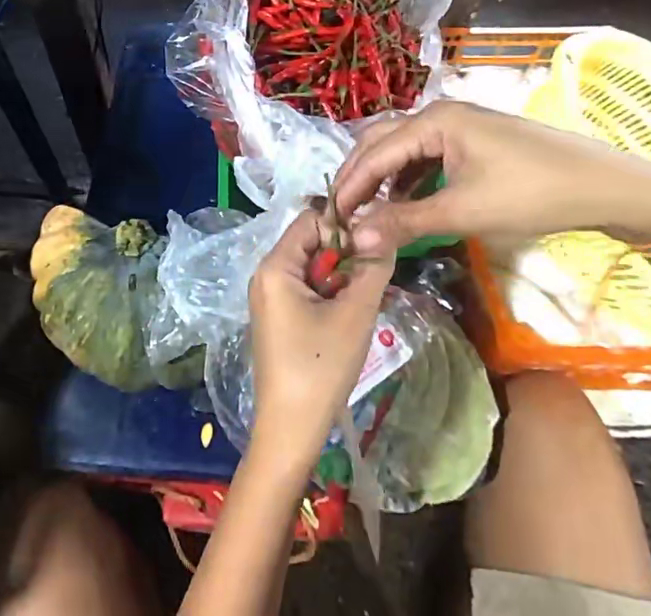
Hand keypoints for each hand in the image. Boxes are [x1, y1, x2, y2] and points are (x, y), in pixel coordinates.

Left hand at [246, 210, 394, 467]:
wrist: (290, 430)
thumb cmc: (321, 367)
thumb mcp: (356, 313)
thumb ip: (372, 266)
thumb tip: (384, 230)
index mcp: (275, 266)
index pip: (312, 219)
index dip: (345, 227)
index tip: (374, 248)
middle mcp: (265, 275)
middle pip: (311, 242)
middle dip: (344, 255)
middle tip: (372, 279)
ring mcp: (269, 298)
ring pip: (312, 267)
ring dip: (340, 277)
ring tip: (361, 301)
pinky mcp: (277, 318)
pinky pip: (305, 289)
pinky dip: (329, 294)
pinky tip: (347, 317)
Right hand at [331, 101, 650, 258]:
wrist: (600, 185)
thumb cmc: (530, 194)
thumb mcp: (463, 211)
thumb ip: (405, 222)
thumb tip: (357, 238)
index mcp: (434, 121)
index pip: (376, 153)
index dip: (350, 187)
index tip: (331, 219)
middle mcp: (440, 114)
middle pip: (383, 142)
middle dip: (361, 177)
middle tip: (344, 213)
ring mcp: (458, 125)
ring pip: (405, 149)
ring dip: (384, 179)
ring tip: (369, 212)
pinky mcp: (473, 141)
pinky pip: (427, 155)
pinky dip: (409, 179)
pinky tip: (405, 203)